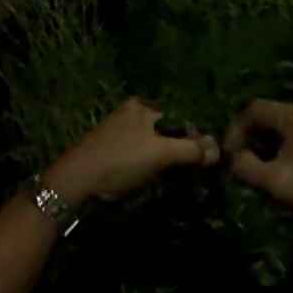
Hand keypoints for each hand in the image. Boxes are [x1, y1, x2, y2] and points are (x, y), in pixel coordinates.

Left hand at [42, 99, 218, 206]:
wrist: (75, 185)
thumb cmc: (118, 162)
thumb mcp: (159, 153)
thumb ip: (191, 149)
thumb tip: (217, 151)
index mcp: (143, 108)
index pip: (184, 118)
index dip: (200, 138)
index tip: (213, 160)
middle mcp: (136, 117)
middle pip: (174, 133)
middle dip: (190, 152)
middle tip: (204, 173)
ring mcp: (128, 139)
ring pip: (163, 148)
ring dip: (178, 164)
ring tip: (193, 180)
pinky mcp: (122, 158)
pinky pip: (152, 160)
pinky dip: (164, 170)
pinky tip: (175, 182)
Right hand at [223, 100, 292, 230]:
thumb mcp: (273, 182)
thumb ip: (245, 167)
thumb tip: (235, 158)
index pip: (255, 109)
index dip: (236, 129)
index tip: (229, 153)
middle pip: (268, 114)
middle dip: (249, 135)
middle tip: (239, 158)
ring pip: (281, 124)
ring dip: (264, 142)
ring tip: (256, 165)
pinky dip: (280, 145)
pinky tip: (277, 166)